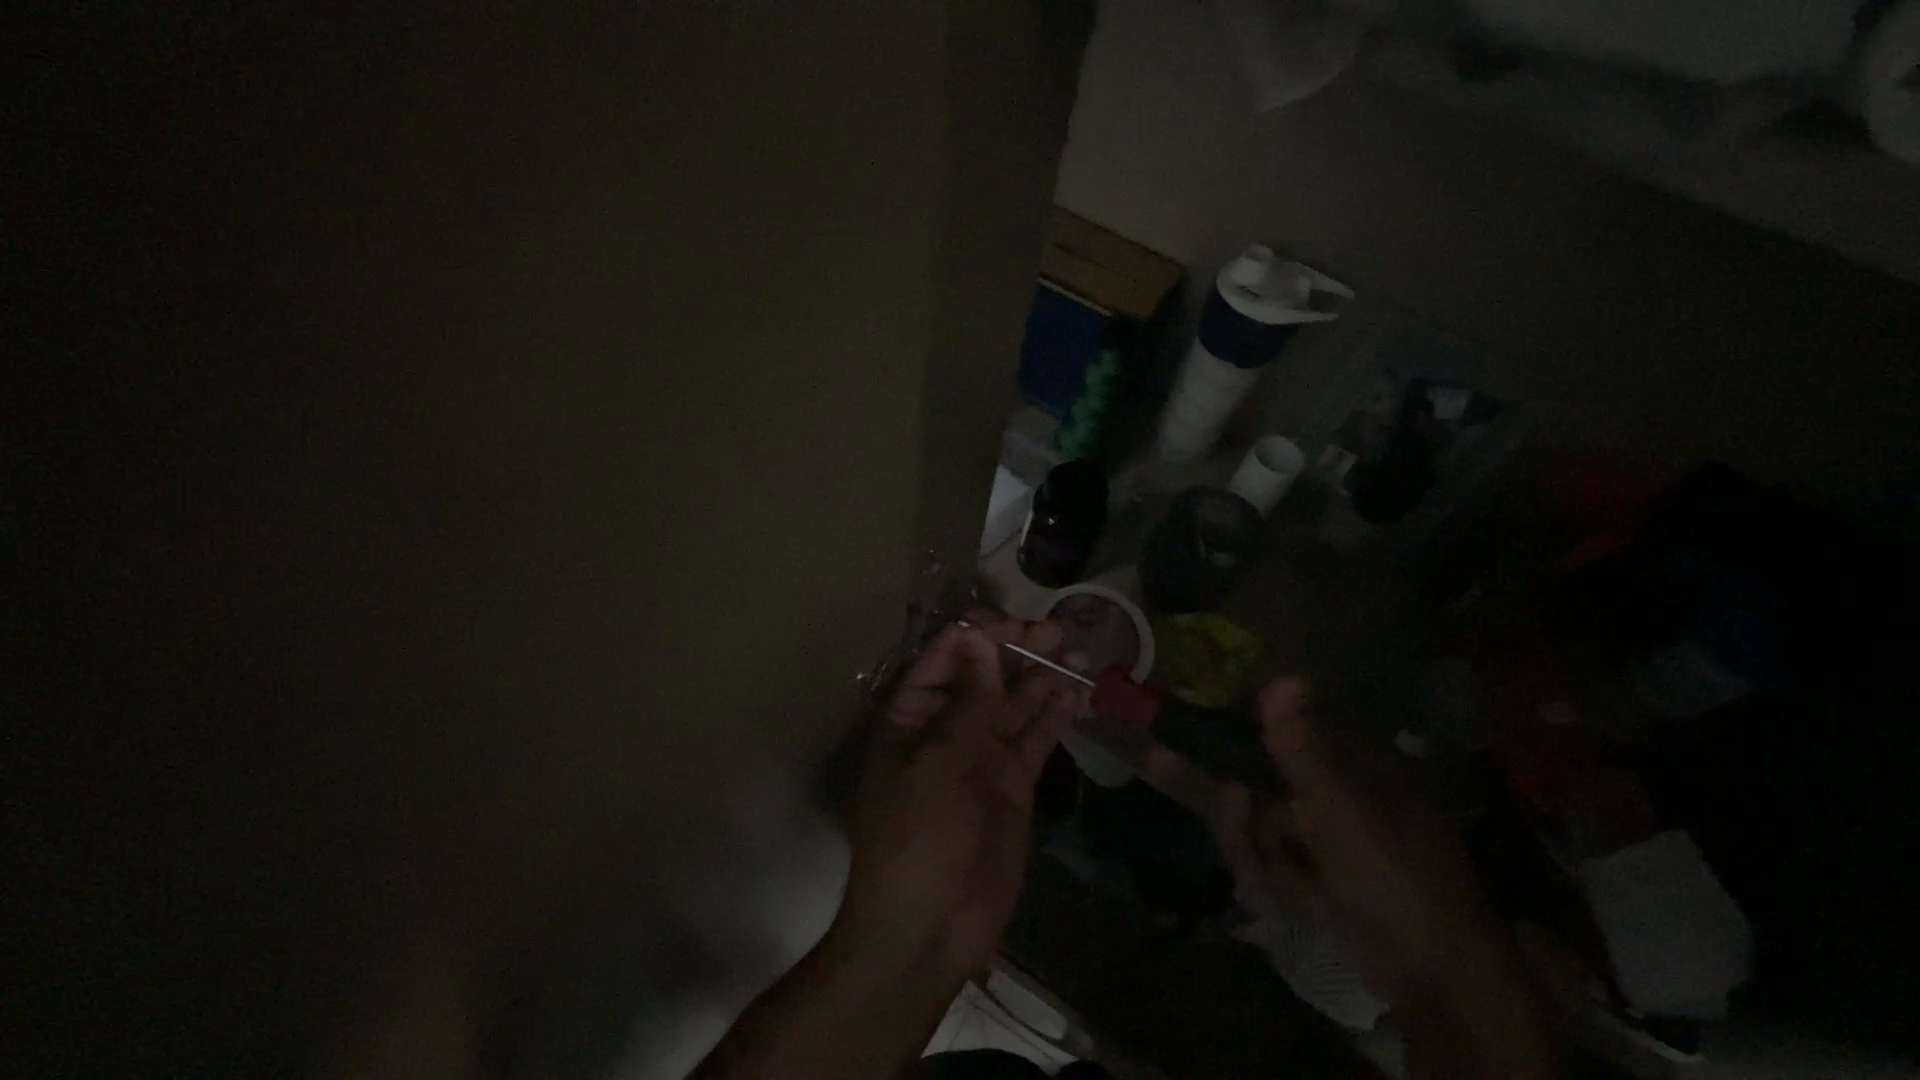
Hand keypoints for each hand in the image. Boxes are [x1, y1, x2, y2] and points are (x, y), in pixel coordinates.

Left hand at [836, 612, 1083, 981]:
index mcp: (912, 717)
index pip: (944, 659)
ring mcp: (981, 757)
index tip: (1012, 618)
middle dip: (1017, 649)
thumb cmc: (918, 835)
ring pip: (1014, 703)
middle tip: (1057, 630)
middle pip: (983, 675)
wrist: (929, 924)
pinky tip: (1076, 692)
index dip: (976, 634)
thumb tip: (978, 637)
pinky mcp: (1011, 785)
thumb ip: (967, 701)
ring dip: (1042, 676)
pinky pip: (1033, 739)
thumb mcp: (938, 762)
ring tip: (1077, 650)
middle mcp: (946, 729)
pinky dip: (1052, 715)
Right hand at [1186, 678, 1558, 1076]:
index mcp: (1353, 768)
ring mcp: (1331, 842)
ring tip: (1280, 880)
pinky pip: (1278, 866)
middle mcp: (1340, 797)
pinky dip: (1279, 881)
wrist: (1432, 973)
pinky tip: (1299, 899)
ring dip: (1260, 853)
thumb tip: (1282, 678)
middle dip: (1242, 815)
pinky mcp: (1323, 881)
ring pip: (1265, 830)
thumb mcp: (1338, 806)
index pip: (1282, 737)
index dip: (1234, 739)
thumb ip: (1301, 747)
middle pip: (1262, 788)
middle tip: (1237, 838)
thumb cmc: (1388, 873)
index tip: (1184, 745)